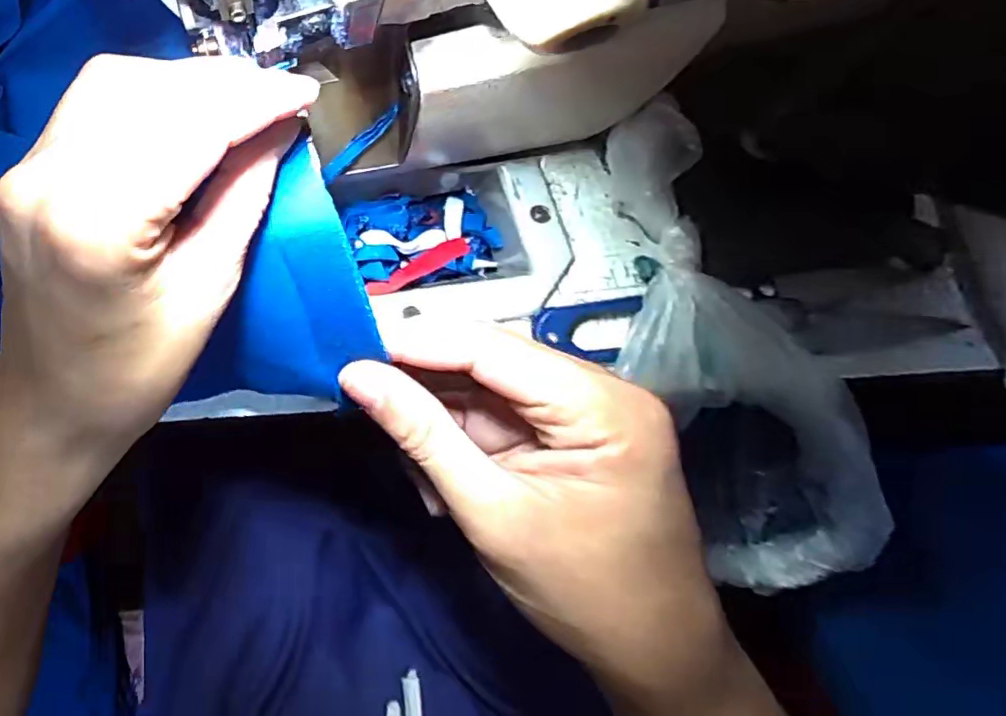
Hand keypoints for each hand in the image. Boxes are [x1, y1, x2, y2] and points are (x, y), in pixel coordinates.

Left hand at [0, 55, 316, 513]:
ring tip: (237, 101)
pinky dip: (145, 95)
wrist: (48, 400)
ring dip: (182, 82)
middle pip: (146, 91)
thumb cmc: (134, 369)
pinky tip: (183, 111)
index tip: (303, 91)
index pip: (186, 128)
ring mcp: (25, 168)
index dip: (252, 100)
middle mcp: (46, 177)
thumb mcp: (207, 287)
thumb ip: (243, 193)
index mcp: (95, 221)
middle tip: (276, 96)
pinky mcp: (23, 168)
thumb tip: (277, 124)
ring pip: (113, 80)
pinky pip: (88, 102)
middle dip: (221, 84)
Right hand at [338, 325, 779, 715]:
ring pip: (476, 382)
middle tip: (360, 392)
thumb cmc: (584, 594)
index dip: (413, 343)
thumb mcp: (490, 511)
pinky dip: (451, 434)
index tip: (350, 349)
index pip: (487, 347)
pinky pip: (487, 409)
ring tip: (408, 461)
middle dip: (419, 381)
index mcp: (600, 404)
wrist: (655, 662)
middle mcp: (594, 389)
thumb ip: (420, 433)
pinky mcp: (560, 427)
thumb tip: (355, 374)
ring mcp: (578, 407)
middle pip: (481, 357)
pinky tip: (431, 472)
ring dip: (431, 414)